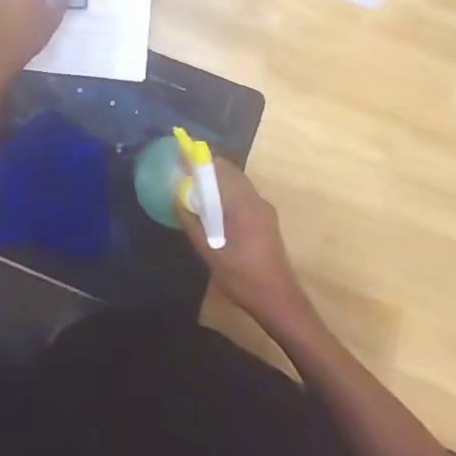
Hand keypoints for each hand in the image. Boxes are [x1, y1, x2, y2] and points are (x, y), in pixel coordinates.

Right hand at [179, 159, 311, 328]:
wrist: (278, 299)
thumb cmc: (242, 276)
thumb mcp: (210, 252)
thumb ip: (193, 224)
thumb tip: (177, 199)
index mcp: (243, 204)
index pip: (221, 169)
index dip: (201, 161)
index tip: (183, 157)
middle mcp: (256, 200)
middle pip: (231, 173)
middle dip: (210, 168)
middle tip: (187, 171)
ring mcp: (264, 210)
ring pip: (239, 185)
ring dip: (220, 181)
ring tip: (197, 186)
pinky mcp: (267, 220)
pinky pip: (245, 196)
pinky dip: (229, 193)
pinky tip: (216, 206)